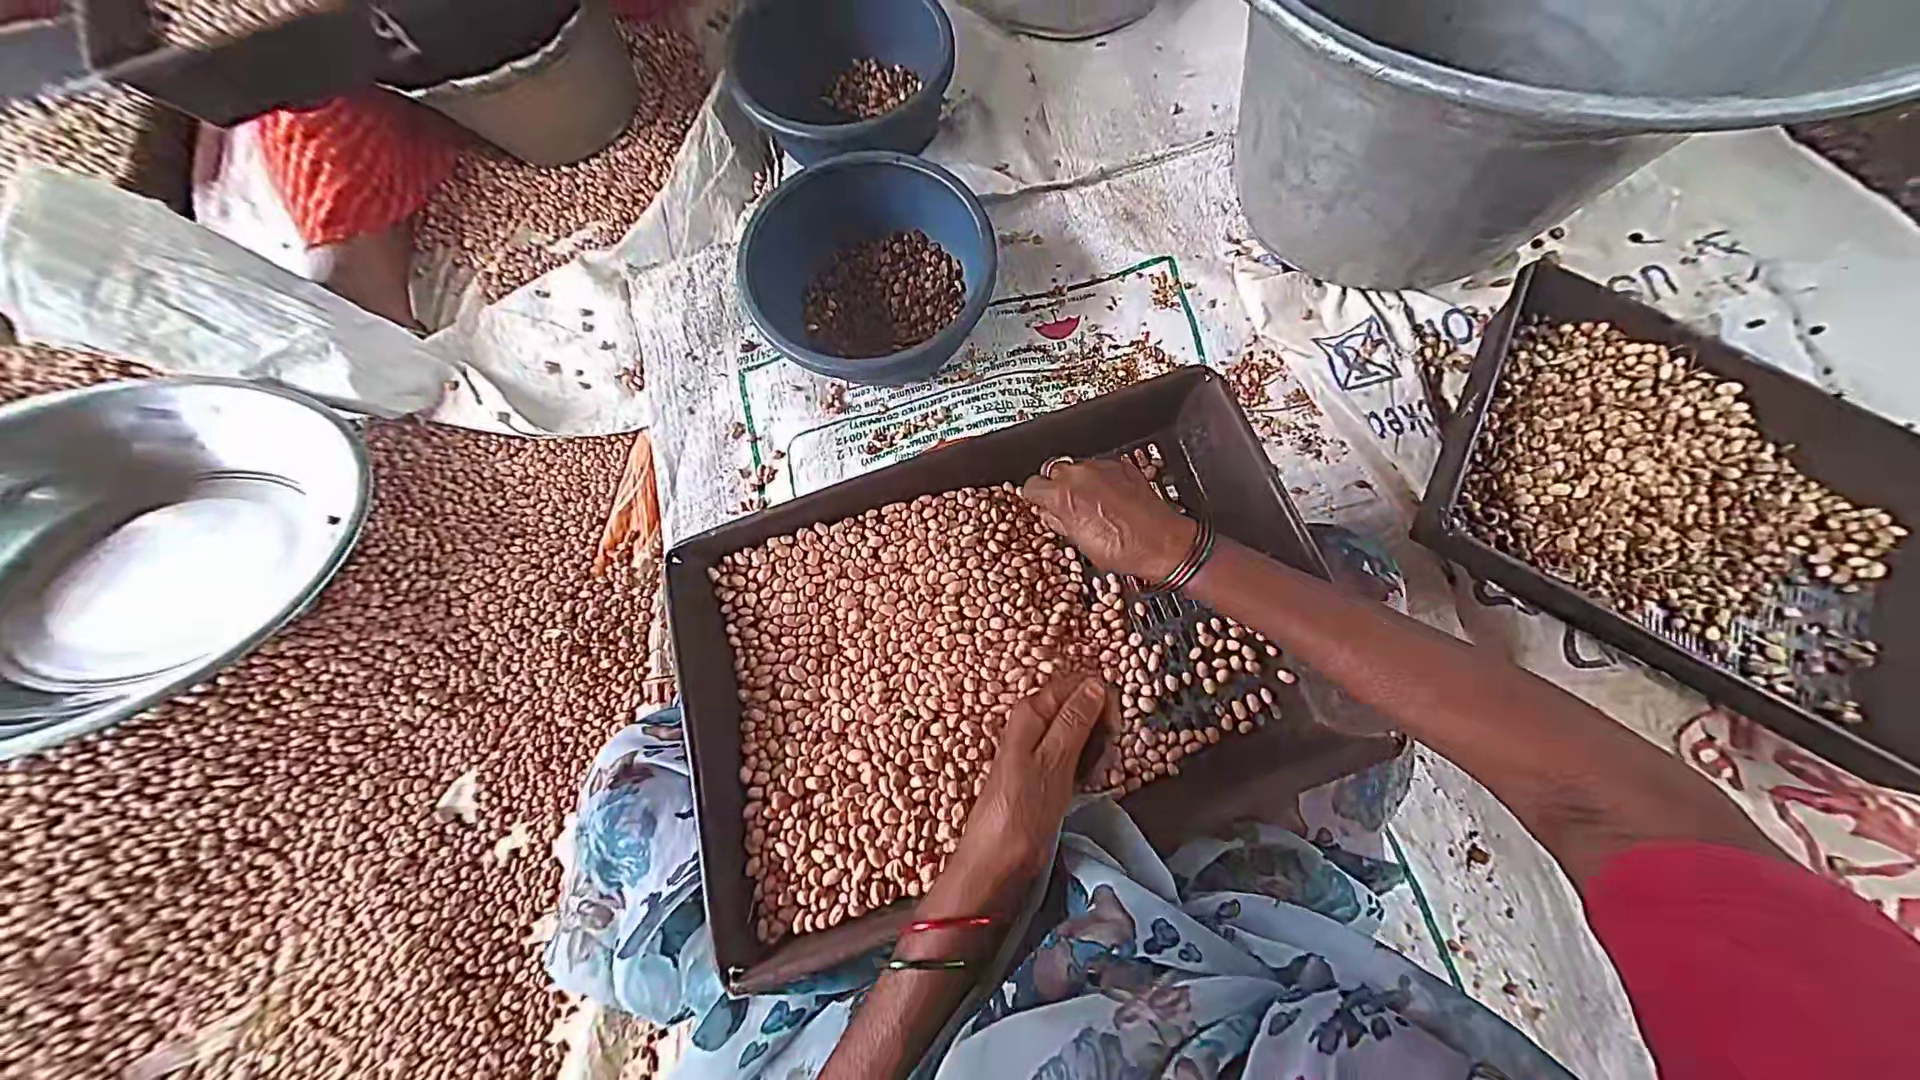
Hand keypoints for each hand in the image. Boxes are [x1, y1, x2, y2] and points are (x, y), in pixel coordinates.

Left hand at [925, 674, 1114, 915]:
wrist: (998, 858)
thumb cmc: (1023, 808)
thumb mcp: (1054, 759)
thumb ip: (1075, 720)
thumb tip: (1094, 684)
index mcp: (1032, 711)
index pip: (1077, 684)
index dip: (1101, 701)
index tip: (1113, 729)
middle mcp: (1035, 722)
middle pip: (1081, 705)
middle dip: (1101, 726)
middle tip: (1104, 756)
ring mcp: (1041, 747)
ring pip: (1082, 731)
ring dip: (1096, 748)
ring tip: (1095, 774)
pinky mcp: (1046, 770)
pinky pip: (1075, 754)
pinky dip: (1087, 765)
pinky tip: (1089, 782)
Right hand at [1022, 458, 1196, 581]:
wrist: (1161, 543)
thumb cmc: (1123, 548)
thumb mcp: (1079, 542)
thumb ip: (1058, 522)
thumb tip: (1049, 513)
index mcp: (1062, 495)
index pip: (1032, 485)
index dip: (1035, 497)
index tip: (1040, 503)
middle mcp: (1079, 475)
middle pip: (1054, 472)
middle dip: (1057, 487)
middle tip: (1066, 506)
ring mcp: (1101, 468)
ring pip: (1078, 469)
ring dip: (1079, 483)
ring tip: (1091, 505)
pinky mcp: (1121, 466)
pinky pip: (1100, 469)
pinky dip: (1100, 480)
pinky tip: (1109, 500)